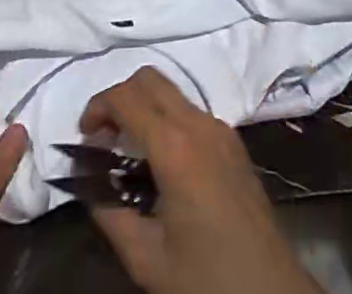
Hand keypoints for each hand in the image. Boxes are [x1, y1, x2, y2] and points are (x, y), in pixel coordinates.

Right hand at [79, 68, 322, 293]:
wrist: (268, 288)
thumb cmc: (204, 275)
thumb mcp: (144, 255)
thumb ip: (110, 211)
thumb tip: (89, 182)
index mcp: (175, 146)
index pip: (127, 97)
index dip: (97, 106)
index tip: (83, 136)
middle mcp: (200, 124)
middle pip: (151, 79)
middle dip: (119, 97)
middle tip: (102, 137)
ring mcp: (221, 129)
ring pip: (173, 92)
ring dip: (144, 107)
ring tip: (126, 150)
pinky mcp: (233, 141)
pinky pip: (192, 112)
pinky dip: (166, 119)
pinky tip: (158, 161)